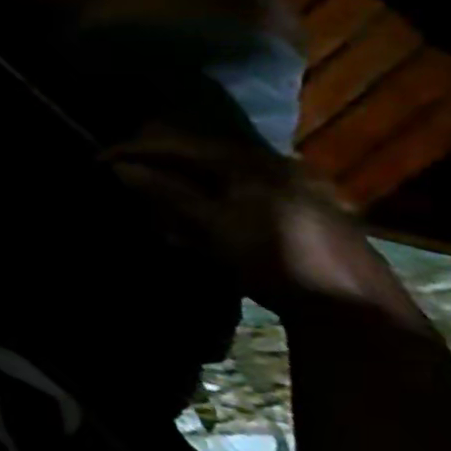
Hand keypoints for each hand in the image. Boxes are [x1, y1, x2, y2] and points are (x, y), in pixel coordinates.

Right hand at [103, 128, 411, 319]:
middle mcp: (267, 162)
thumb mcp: (212, 227)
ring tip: (152, 207)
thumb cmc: (274, 259)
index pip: (176, 143)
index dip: (133, 150)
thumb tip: (118, 168)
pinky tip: (192, 224)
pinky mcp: (293, 209)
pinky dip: (204, 200)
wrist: (352, 307)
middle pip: (195, 153)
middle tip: (122, 179)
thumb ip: (165, 194)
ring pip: (213, 174)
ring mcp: (285, 185)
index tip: (98, 160)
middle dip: (155, 165)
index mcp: (247, 160)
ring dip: (177, 185)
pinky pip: (232, 191)